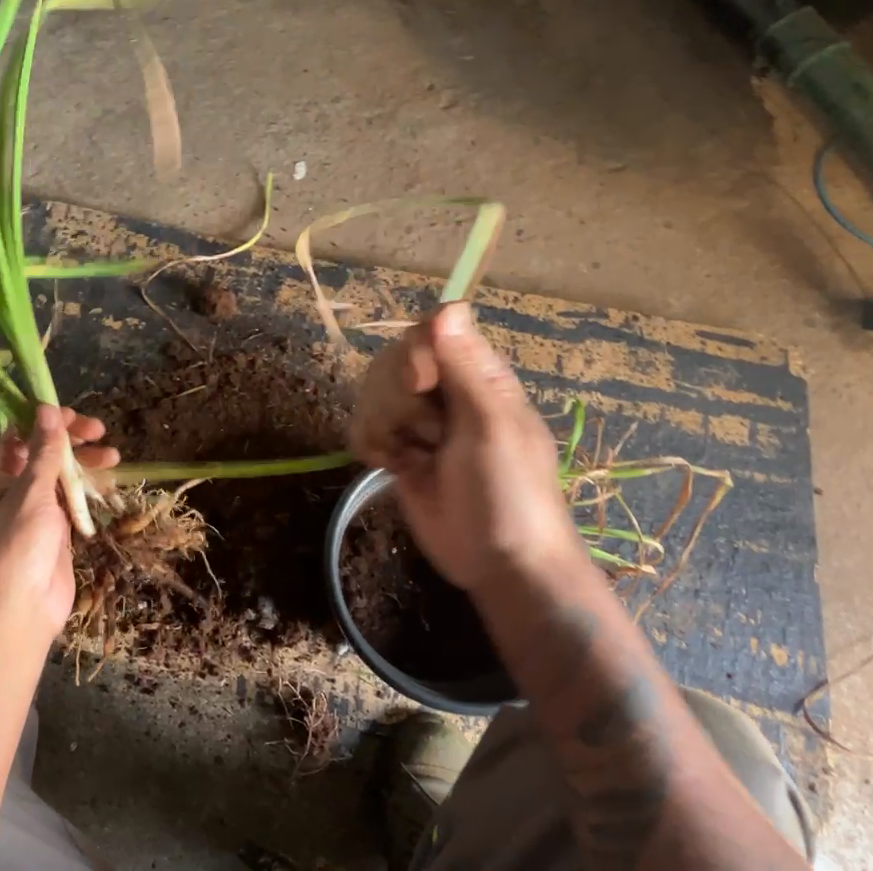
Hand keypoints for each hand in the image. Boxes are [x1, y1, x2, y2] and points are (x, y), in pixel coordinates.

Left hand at [0, 406, 119, 642]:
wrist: (21, 609)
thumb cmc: (17, 546)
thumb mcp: (30, 493)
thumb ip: (43, 451)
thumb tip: (46, 408)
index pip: (20, 433)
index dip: (45, 420)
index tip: (74, 415)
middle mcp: (14, 487)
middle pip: (44, 451)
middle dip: (71, 440)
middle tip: (99, 431)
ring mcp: (37, 508)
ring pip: (62, 474)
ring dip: (85, 463)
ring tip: (113, 457)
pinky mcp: (57, 529)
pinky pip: (73, 500)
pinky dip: (89, 490)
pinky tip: (110, 483)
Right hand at [350, 304, 579, 591]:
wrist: (499, 565)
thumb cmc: (510, 494)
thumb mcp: (493, 428)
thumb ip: (466, 368)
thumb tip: (448, 307)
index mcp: (479, 376)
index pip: (430, 331)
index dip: (414, 352)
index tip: (419, 384)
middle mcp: (445, 391)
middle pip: (391, 361)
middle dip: (397, 399)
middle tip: (427, 437)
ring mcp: (418, 422)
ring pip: (371, 394)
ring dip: (383, 427)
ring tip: (412, 459)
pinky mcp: (397, 451)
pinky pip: (362, 426)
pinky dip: (370, 446)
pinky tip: (390, 468)